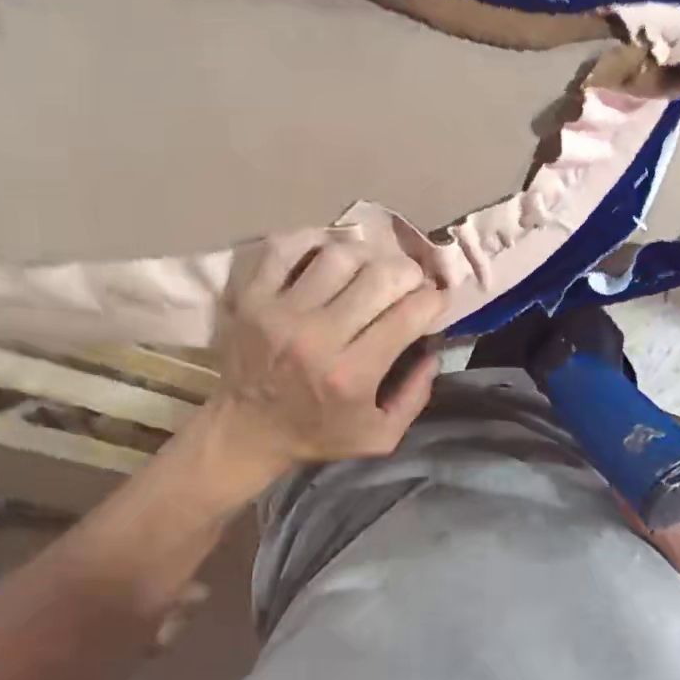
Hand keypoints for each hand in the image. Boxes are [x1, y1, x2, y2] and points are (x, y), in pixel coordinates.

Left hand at [208, 243, 444, 472]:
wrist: (245, 431)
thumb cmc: (316, 434)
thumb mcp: (378, 437)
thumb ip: (414, 397)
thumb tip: (433, 350)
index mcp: (350, 375)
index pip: (408, 315)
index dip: (433, 299)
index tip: (435, 299)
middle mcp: (316, 337)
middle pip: (379, 276)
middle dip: (408, 272)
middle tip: (409, 280)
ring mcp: (279, 312)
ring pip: (338, 255)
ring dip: (366, 256)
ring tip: (370, 268)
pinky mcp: (251, 298)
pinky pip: (285, 248)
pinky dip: (313, 241)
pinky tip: (329, 254)